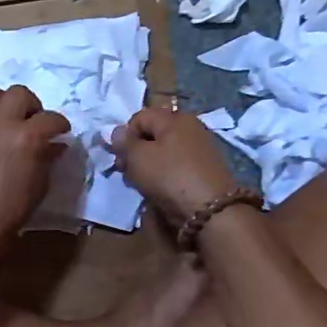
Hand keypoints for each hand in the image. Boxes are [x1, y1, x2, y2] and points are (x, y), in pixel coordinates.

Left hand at [0, 85, 70, 254]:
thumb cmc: (15, 206)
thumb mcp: (41, 181)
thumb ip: (49, 155)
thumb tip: (56, 143)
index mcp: (27, 138)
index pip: (51, 118)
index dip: (60, 124)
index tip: (60, 132)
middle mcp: (2, 123)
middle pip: (20, 93)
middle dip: (32, 106)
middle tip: (33, 122)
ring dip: (4, 103)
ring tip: (8, 119)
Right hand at [111, 107, 237, 223]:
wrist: (210, 209)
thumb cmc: (169, 177)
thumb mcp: (138, 158)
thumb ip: (123, 142)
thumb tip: (116, 131)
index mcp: (174, 118)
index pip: (139, 117)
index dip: (125, 136)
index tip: (121, 158)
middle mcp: (191, 127)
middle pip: (153, 134)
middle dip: (137, 151)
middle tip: (129, 172)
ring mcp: (201, 147)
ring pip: (165, 150)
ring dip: (150, 164)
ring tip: (144, 183)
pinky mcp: (206, 167)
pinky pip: (178, 164)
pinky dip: (166, 173)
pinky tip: (162, 188)